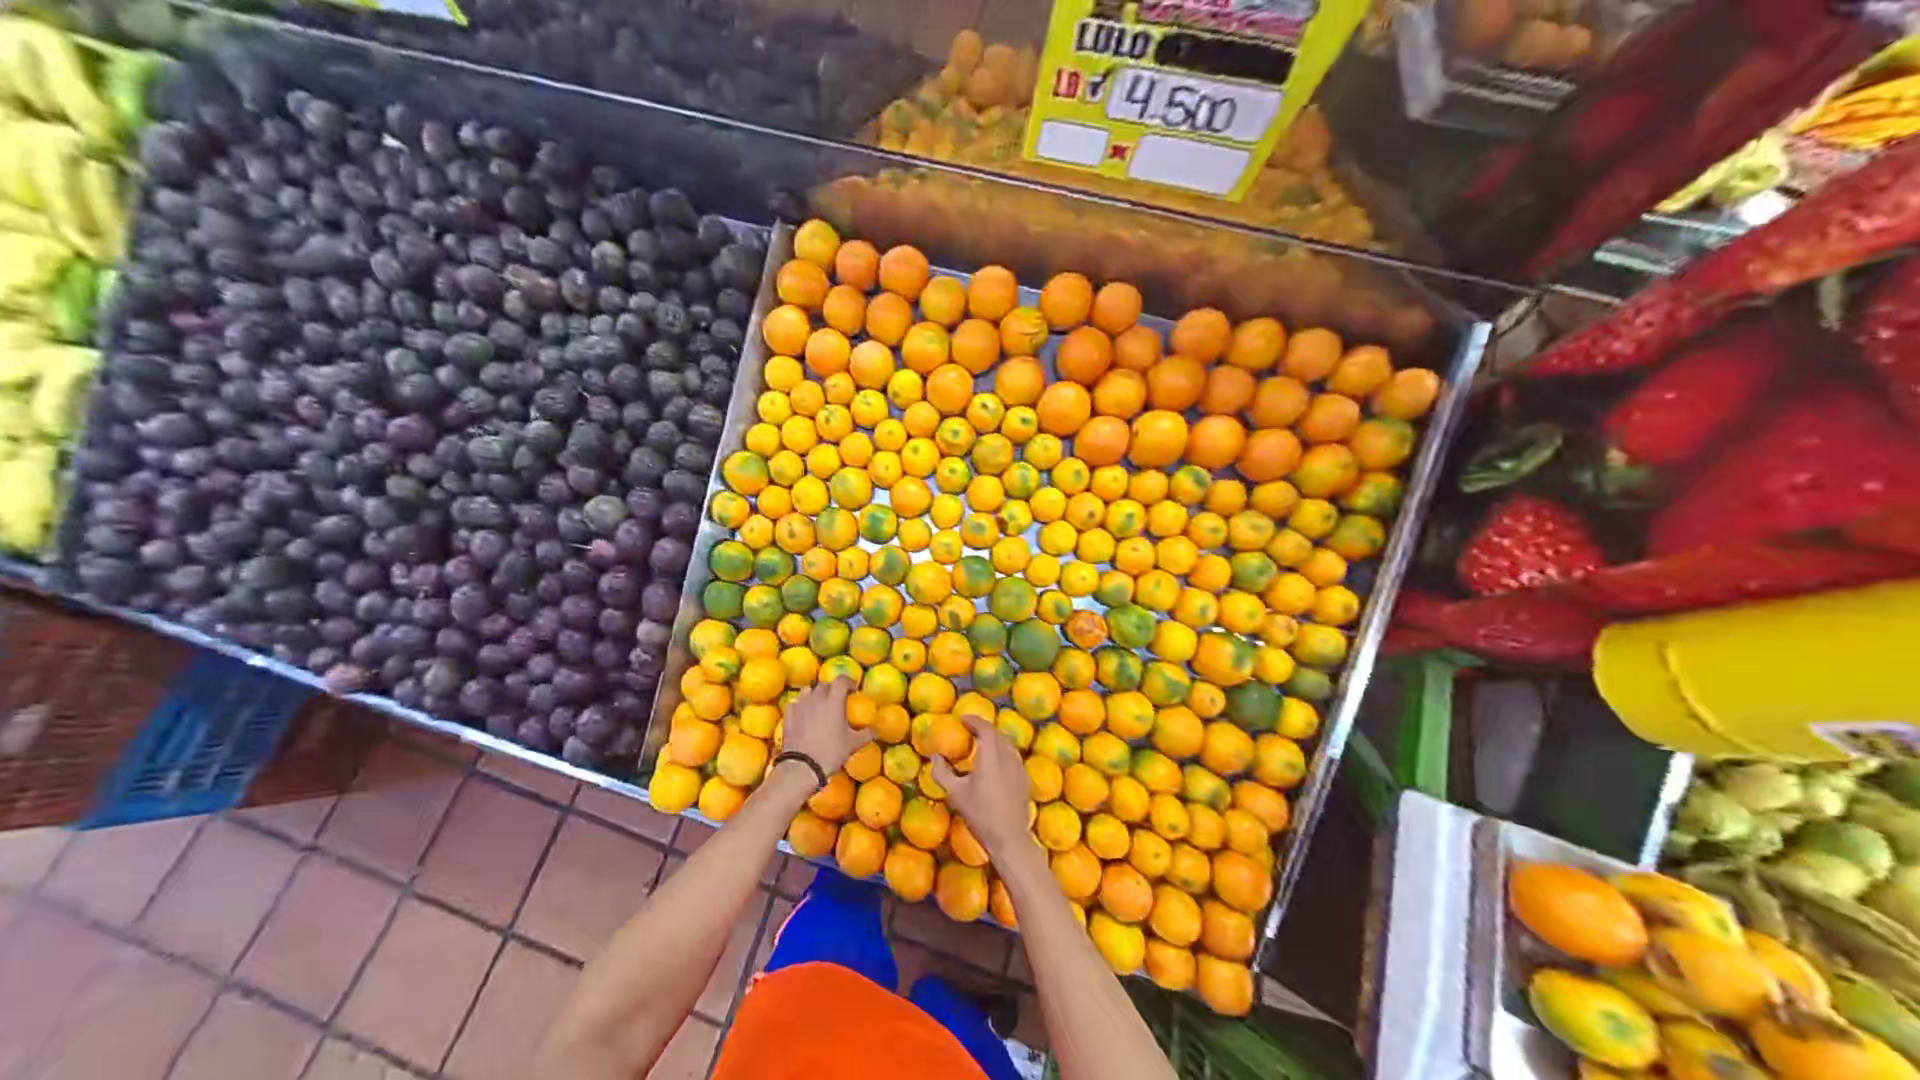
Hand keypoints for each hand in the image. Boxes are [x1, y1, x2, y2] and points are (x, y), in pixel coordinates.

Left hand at [780, 677, 872, 777]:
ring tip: (819, 705)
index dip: (849, 682)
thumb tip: (875, 730)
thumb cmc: (831, 752)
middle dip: (832, 688)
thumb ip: (866, 734)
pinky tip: (803, 715)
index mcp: (834, 701)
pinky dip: (801, 705)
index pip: (842, 680)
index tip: (853, 690)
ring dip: (815, 694)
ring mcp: (800, 705)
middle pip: (824, 684)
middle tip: (837, 700)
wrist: (802, 766)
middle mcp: (816, 698)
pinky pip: (795, 703)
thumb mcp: (853, 744)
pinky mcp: (788, 715)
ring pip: (808, 691)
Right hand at [932, 713, 1033, 860]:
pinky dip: (1003, 752)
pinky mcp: (1025, 779)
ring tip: (981, 745)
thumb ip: (942, 772)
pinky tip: (995, 765)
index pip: (985, 728)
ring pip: (1007, 745)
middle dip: (984, 729)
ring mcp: (1019, 768)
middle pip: (998, 734)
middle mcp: (1008, 756)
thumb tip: (935, 757)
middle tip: (970, 730)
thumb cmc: (980, 814)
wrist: (1009, 838)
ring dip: (995, 740)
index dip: (974, 721)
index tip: (962, 719)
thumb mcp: (955, 794)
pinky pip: (1013, 757)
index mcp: (992, 756)